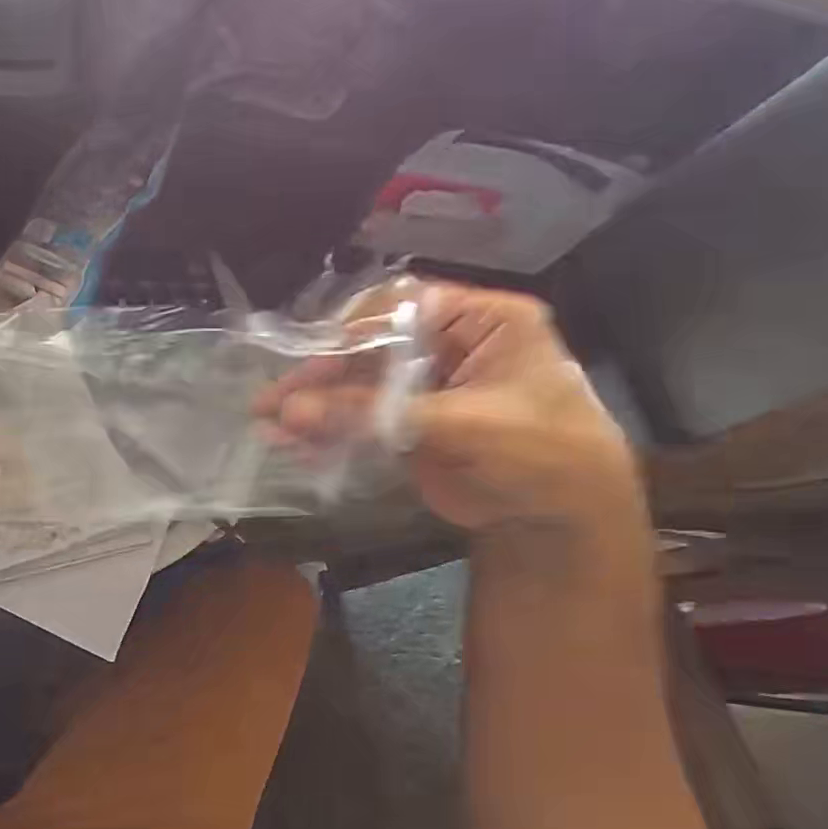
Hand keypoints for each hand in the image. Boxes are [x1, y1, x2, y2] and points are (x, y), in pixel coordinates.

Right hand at [254, 282, 639, 532]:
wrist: (558, 521)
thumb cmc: (541, 453)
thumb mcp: (462, 425)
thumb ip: (375, 413)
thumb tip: (290, 411)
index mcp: (479, 322)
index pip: (401, 307)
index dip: (352, 330)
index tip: (310, 362)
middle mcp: (445, 345)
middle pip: (366, 349)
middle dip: (317, 376)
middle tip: (271, 402)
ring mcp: (420, 386)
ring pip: (352, 385)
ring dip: (310, 407)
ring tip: (269, 428)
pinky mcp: (401, 422)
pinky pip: (352, 419)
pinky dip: (322, 432)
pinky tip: (292, 445)